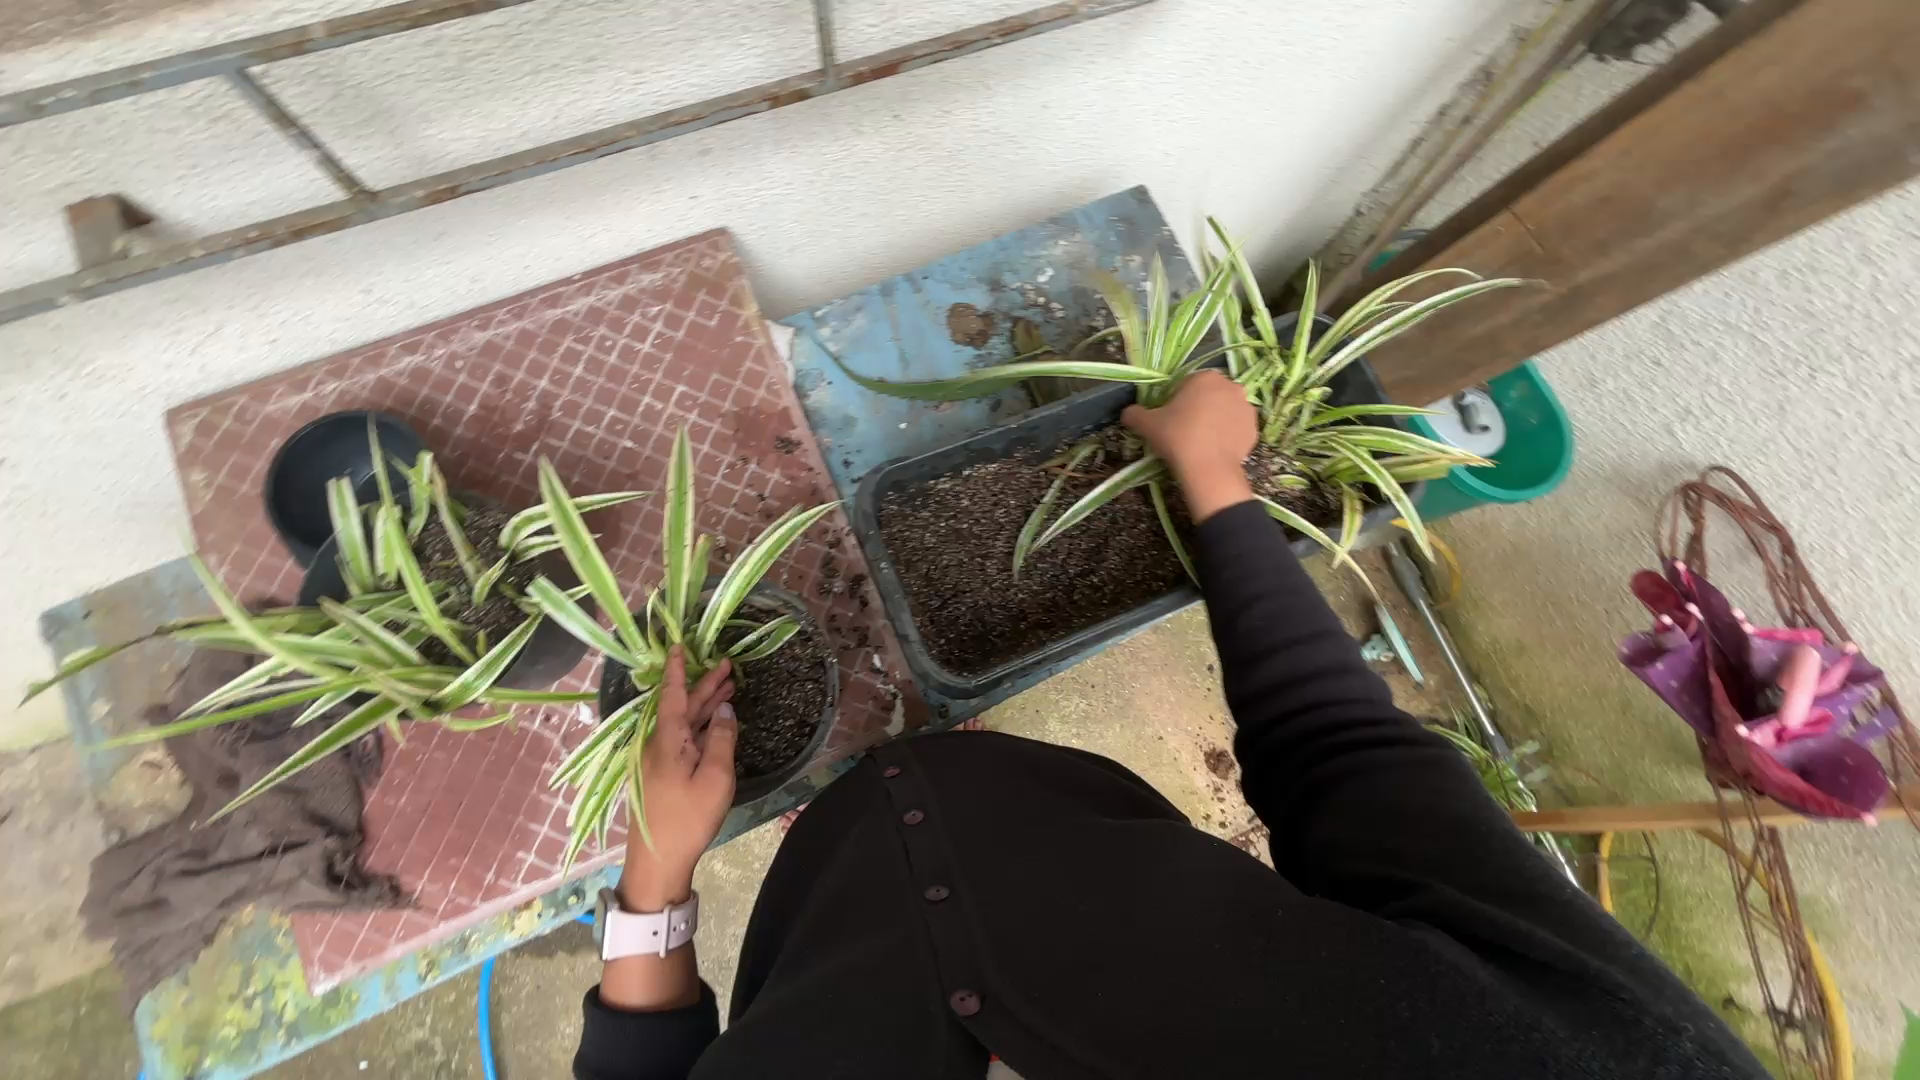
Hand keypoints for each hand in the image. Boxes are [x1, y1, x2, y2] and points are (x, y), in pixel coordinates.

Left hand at [620, 646, 735, 909]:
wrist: (659, 861)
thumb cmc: (688, 817)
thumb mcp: (715, 776)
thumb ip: (722, 738)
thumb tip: (725, 710)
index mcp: (668, 739)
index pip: (674, 694)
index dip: (678, 669)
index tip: (679, 644)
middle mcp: (660, 744)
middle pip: (683, 706)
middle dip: (704, 685)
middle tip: (728, 666)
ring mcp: (661, 760)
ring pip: (685, 723)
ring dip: (706, 705)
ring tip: (729, 688)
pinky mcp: (665, 775)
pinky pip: (685, 739)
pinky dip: (703, 725)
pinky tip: (717, 722)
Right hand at [1122, 370, 1256, 522]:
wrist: (1208, 468)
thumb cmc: (1177, 437)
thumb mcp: (1147, 424)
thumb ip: (1134, 414)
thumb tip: (1127, 413)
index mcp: (1204, 377)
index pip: (1186, 383)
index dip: (1175, 400)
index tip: (1168, 418)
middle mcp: (1230, 386)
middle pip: (1208, 395)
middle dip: (1197, 407)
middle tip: (1183, 430)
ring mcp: (1246, 407)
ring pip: (1224, 411)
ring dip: (1214, 420)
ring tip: (1199, 442)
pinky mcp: (1254, 428)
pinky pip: (1236, 428)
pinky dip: (1227, 435)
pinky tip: (1214, 449)